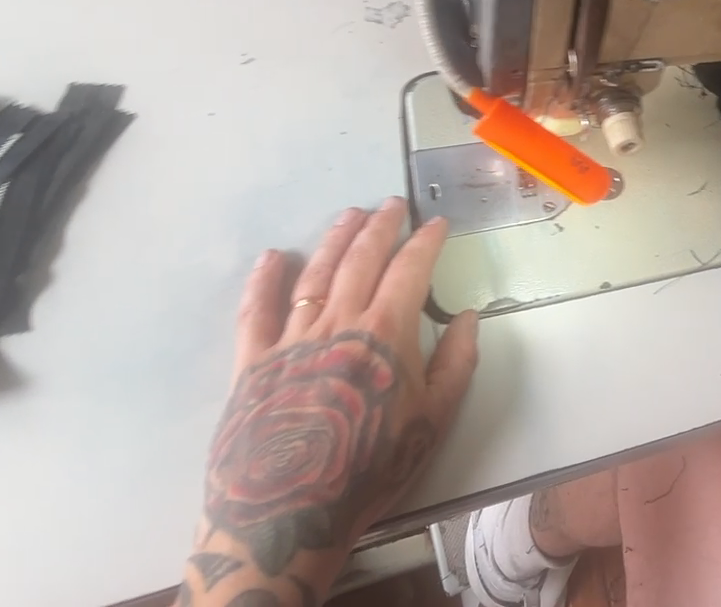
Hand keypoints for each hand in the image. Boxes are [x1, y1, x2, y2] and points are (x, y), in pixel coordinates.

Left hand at [182, 199, 478, 606]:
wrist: (287, 517)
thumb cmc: (370, 466)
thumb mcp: (434, 419)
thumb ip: (457, 362)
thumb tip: (469, 316)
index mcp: (385, 331)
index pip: (411, 268)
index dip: (426, 241)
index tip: (438, 223)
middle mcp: (338, 321)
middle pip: (361, 259)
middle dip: (381, 227)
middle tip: (393, 204)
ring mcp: (291, 338)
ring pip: (315, 273)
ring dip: (335, 239)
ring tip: (349, 214)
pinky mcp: (251, 362)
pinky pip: (256, 311)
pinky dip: (264, 281)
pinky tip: (272, 257)